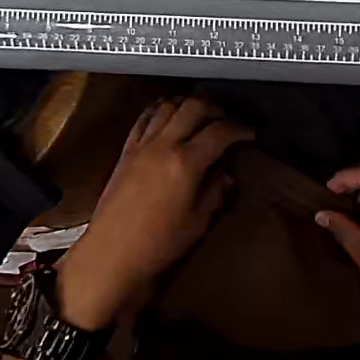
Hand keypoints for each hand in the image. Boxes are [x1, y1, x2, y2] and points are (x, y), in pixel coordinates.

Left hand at [55, 98, 252, 330]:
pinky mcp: (126, 152)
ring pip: (167, 106)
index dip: (240, 128)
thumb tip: (224, 175)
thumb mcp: (197, 223)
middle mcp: (164, 146)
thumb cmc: (157, 244)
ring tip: (199, 115)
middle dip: (216, 108)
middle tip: (226, 120)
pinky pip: (144, 119)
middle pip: (194, 106)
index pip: (220, 131)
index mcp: (186, 163)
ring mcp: (142, 146)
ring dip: (187, 105)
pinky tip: (166, 116)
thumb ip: (214, 193)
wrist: (111, 255)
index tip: (249, 134)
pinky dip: (159, 111)